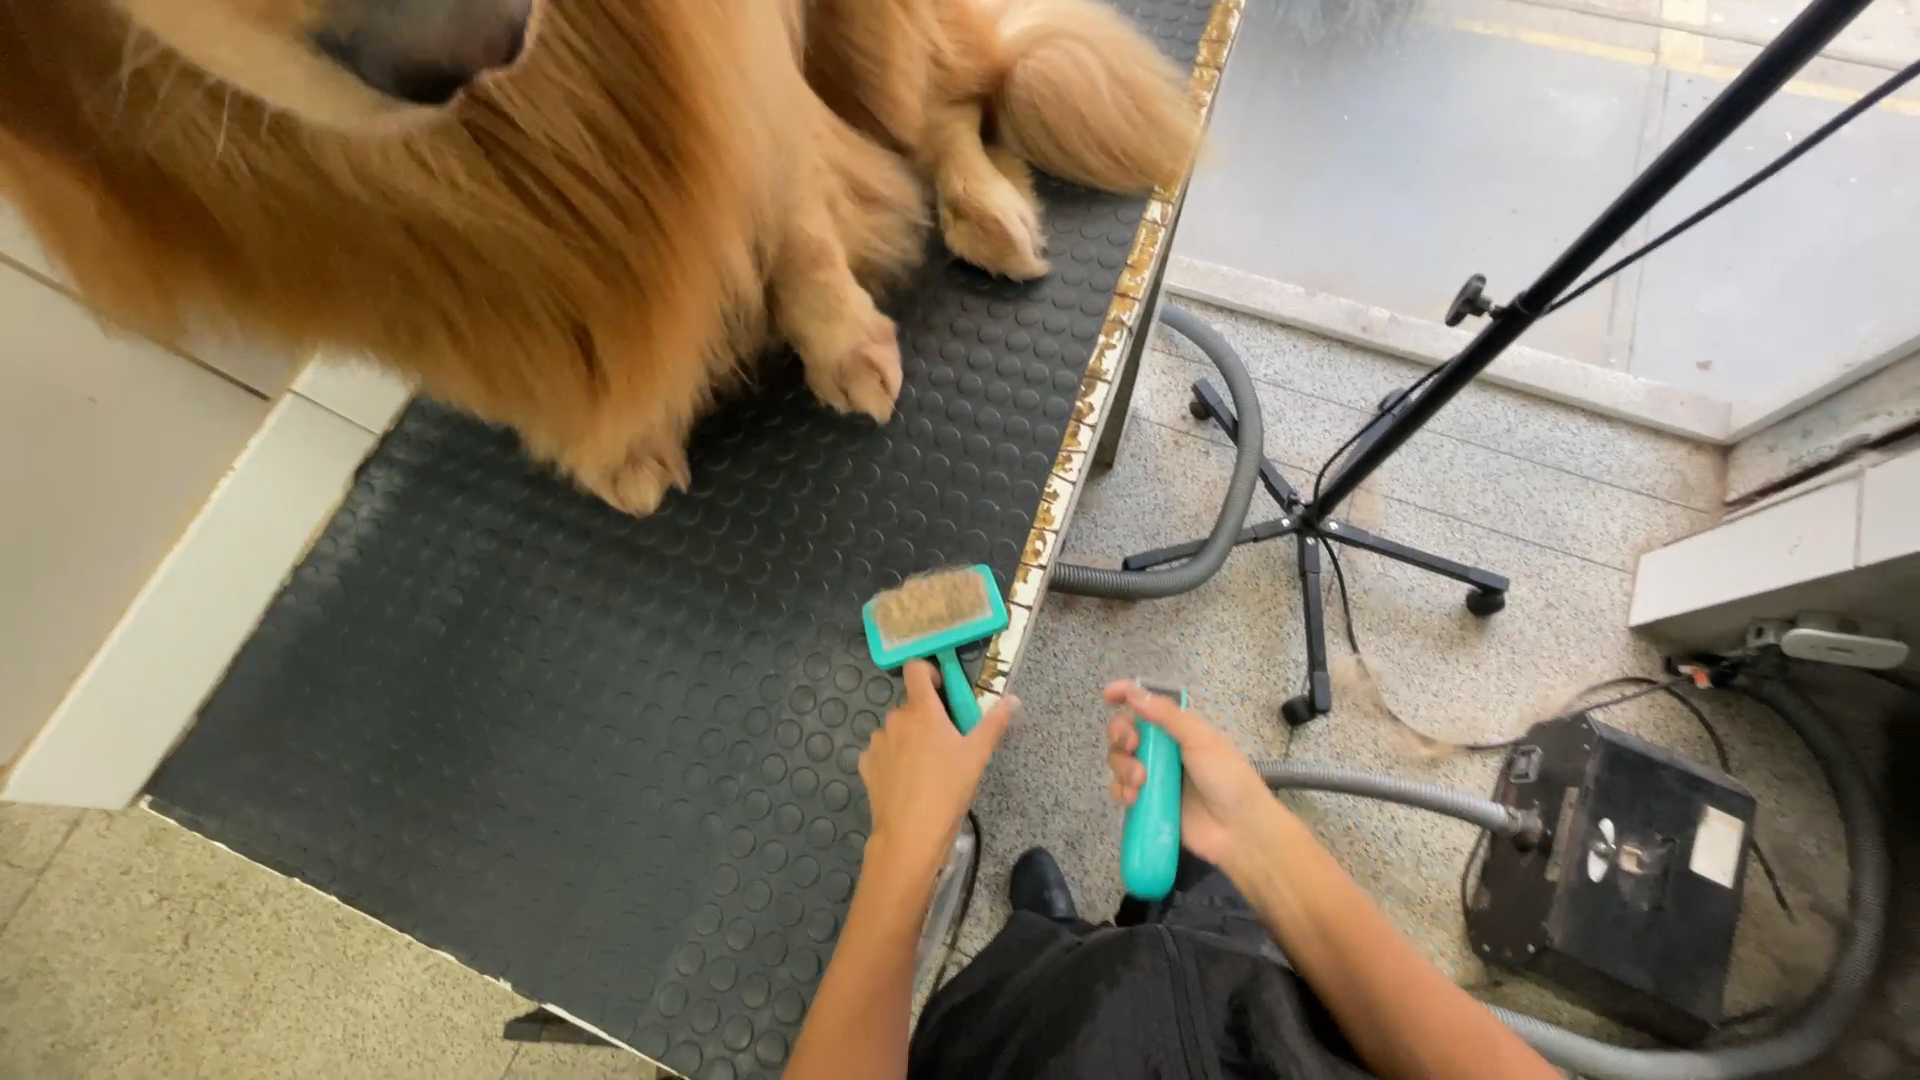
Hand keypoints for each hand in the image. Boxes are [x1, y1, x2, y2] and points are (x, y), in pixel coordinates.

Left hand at [860, 660, 1014, 883]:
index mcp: (922, 710)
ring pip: (895, 729)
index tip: (942, 689)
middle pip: (910, 704)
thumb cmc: (948, 789)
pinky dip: (893, 758)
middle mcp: (894, 719)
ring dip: (909, 737)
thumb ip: (994, 722)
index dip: (929, 671)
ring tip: (926, 766)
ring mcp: (877, 742)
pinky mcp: (866, 765)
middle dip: (926, 715)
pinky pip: (882, 751)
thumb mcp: (978, 755)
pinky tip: (906, 780)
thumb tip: (1012, 698)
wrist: (910, 835)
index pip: (916, 668)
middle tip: (945, 742)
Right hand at [1104, 681, 1285, 875]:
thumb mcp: (1201, 740)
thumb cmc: (1227, 778)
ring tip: (1139, 781)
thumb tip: (1133, 693)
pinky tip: (1133, 798)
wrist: (1239, 831)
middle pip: (1125, 732)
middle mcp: (1163, 749)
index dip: (1126, 696)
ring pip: (1119, 761)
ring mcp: (1154, 777)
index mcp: (1179, 729)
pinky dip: (1120, 790)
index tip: (1108, 696)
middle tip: (1131, 745)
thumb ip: (1166, 715)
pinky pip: (1120, 790)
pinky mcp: (1148, 802)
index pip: (1147, 705)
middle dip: (1121, 735)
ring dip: (1122, 766)